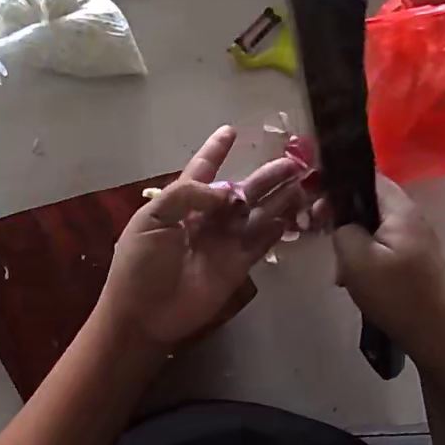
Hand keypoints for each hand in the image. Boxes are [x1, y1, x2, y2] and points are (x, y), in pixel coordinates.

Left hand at [99, 126, 307, 350]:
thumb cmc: (140, 264)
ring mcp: (223, 242)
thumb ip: (186, 194)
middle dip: (265, 176)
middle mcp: (206, 219)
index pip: (202, 170)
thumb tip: (226, 190)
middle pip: (241, 191)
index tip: (231, 131)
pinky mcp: (237, 266)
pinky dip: (277, 229)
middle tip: (294, 162)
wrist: (144, 314)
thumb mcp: (151, 219)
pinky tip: (293, 215)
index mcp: (180, 203)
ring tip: (303, 182)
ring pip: (257, 214)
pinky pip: (261, 242)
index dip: (216, 151)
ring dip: (279, 198)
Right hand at [322, 175, 444, 354]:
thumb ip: (343, 230)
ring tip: (341, 269)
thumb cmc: (393, 293)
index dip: (341, 186)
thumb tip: (341, 223)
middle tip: (322, 236)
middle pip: (371, 205)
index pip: (370, 179)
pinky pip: (384, 249)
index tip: (318, 205)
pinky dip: (366, 259)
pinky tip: (356, 280)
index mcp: (402, 211)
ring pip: (375, 230)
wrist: (432, 333)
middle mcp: (414, 220)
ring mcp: (418, 242)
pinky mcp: (416, 263)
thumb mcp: (355, 259)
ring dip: (353, 245)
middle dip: (344, 219)